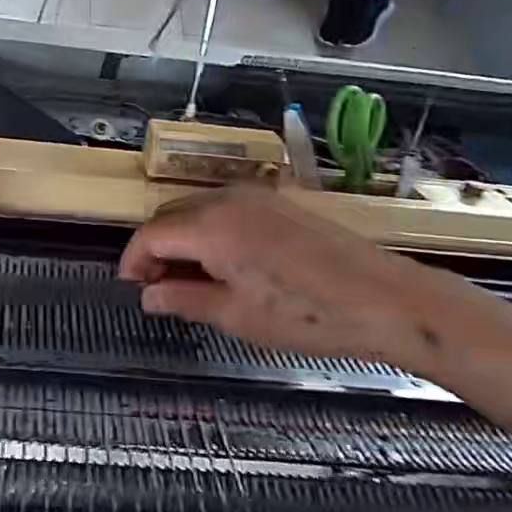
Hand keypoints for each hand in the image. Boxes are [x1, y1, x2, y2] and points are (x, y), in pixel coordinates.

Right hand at [118, 188, 490, 371]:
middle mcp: (229, 199)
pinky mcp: (280, 201)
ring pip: (200, 208)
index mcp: (212, 226)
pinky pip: (228, 208)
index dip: (132, 259)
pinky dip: (211, 230)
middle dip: (155, 247)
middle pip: (172, 215)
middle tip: (158, 289)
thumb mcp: (237, 316)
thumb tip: (151, 294)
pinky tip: (224, 263)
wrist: (381, 297)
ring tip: (190, 281)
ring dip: (183, 237)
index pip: (151, 233)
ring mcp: (258, 195)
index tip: (130, 287)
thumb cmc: (306, 314)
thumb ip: (185, 299)